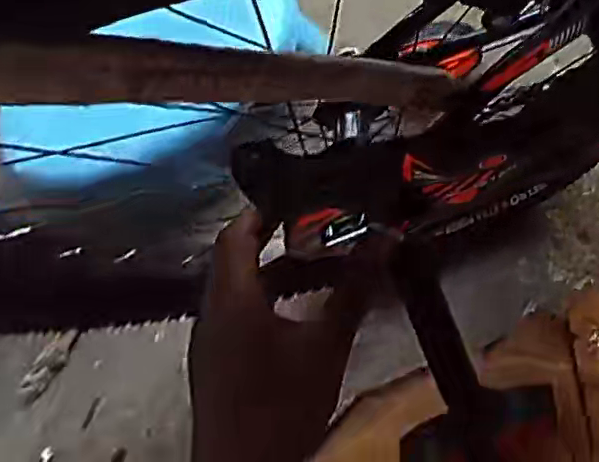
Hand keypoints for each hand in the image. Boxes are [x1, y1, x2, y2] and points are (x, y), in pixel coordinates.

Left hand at [189, 210, 374, 461]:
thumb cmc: (282, 407)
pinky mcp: (217, 363)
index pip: (234, 235)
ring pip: (239, 285)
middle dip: (276, 234)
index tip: (301, 192)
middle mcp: (213, 315)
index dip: (263, 208)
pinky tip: (302, 302)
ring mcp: (211, 342)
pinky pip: (238, 310)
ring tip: (320, 255)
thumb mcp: (327, 344)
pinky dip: (268, 293)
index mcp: (231, 301)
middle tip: (320, 217)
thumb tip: (387, 239)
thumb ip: (355, 289)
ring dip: (275, 266)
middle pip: (236, 257)